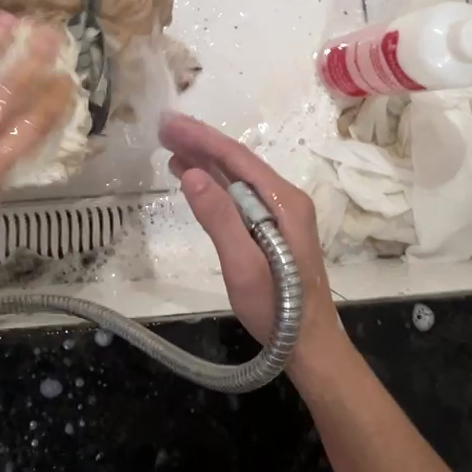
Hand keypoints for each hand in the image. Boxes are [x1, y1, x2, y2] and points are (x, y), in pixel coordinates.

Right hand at [159, 111, 347, 370]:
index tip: (170, 123)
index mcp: (283, 202)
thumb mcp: (244, 266)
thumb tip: (192, 173)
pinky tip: (192, 178)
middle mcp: (284, 200)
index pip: (237, 157)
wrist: (309, 348)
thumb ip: (219, 219)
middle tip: (162, 128)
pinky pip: (238, 194)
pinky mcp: (272, 229)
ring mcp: (280, 214)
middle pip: (237, 162)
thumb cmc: (278, 310)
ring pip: (236, 177)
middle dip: (199, 142)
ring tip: (169, 147)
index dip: (201, 137)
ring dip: (204, 160)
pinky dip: (212, 182)